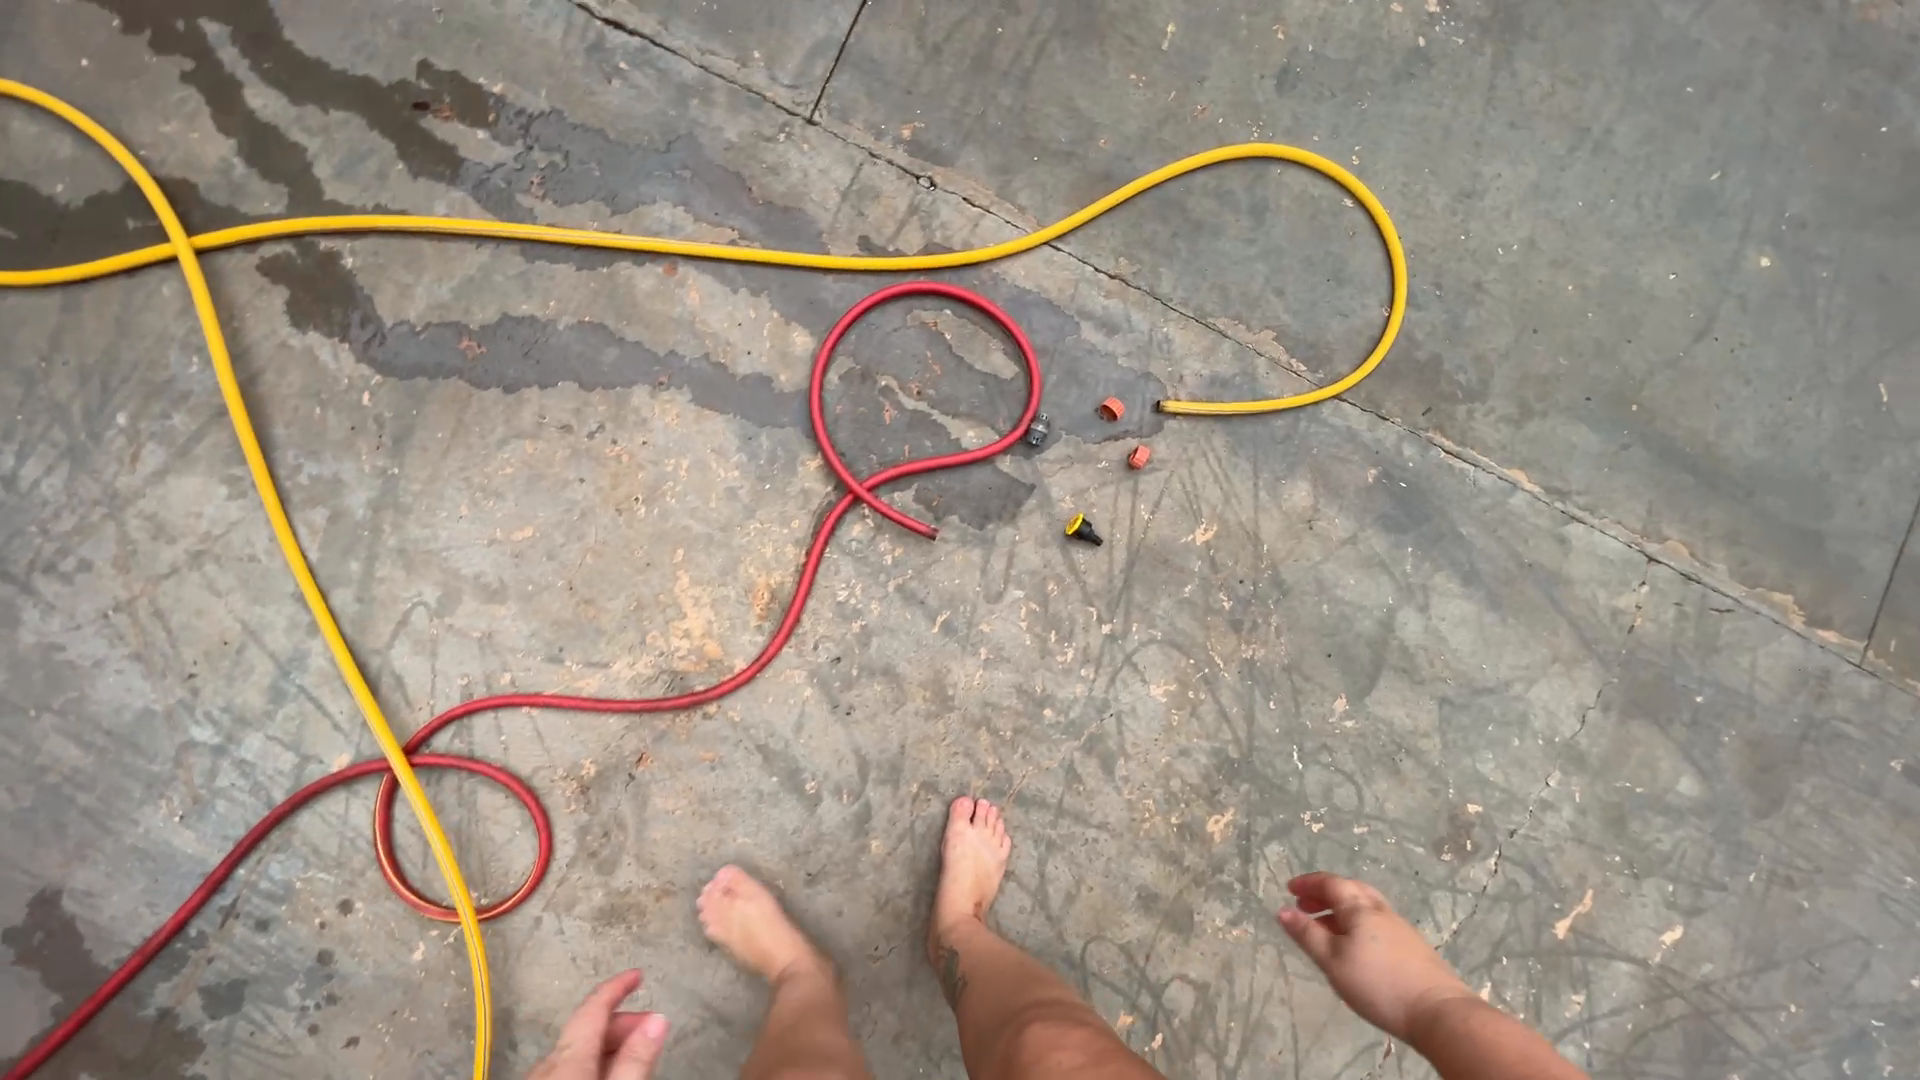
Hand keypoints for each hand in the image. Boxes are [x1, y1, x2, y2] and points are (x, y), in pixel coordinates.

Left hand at [528, 970, 669, 1079]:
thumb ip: (636, 1057)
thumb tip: (659, 1017)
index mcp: (569, 1055)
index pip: (594, 1006)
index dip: (618, 985)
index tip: (639, 973)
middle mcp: (547, 1062)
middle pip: (586, 1028)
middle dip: (620, 1020)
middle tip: (650, 1028)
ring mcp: (538, 1079)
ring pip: (575, 1049)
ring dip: (606, 1043)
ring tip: (632, 1056)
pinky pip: (565, 1068)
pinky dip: (589, 1060)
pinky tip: (603, 1073)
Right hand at [1276, 872, 1474, 1040]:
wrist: (1441, 1014)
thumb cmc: (1379, 984)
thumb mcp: (1332, 961)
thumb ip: (1306, 934)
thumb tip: (1282, 910)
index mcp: (1360, 909)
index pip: (1331, 883)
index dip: (1309, 883)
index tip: (1290, 889)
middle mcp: (1381, 912)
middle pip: (1352, 890)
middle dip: (1326, 894)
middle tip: (1306, 905)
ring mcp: (1401, 929)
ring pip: (1366, 907)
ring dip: (1342, 910)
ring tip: (1327, 928)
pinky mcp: (1414, 949)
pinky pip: (1378, 924)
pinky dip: (1359, 925)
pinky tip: (1357, 948)